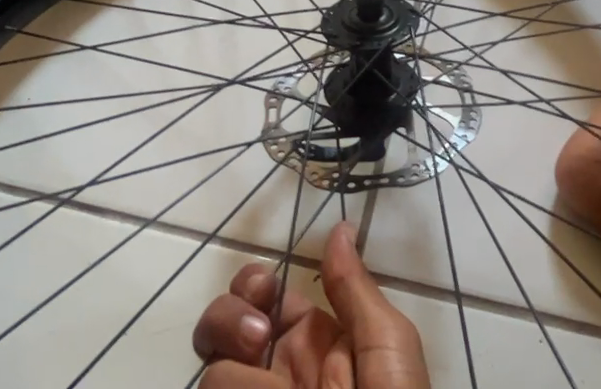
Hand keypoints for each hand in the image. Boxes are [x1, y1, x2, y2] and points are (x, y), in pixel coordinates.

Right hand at [192, 221, 431, 388]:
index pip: (260, 296)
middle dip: (228, 322)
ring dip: (240, 379)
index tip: (263, 291)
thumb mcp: (387, 346)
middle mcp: (274, 370)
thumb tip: (338, 227)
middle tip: (259, 339)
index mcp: (311, 340)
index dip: (251, 286)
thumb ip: (354, 289)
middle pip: (219, 328)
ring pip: (213, 375)